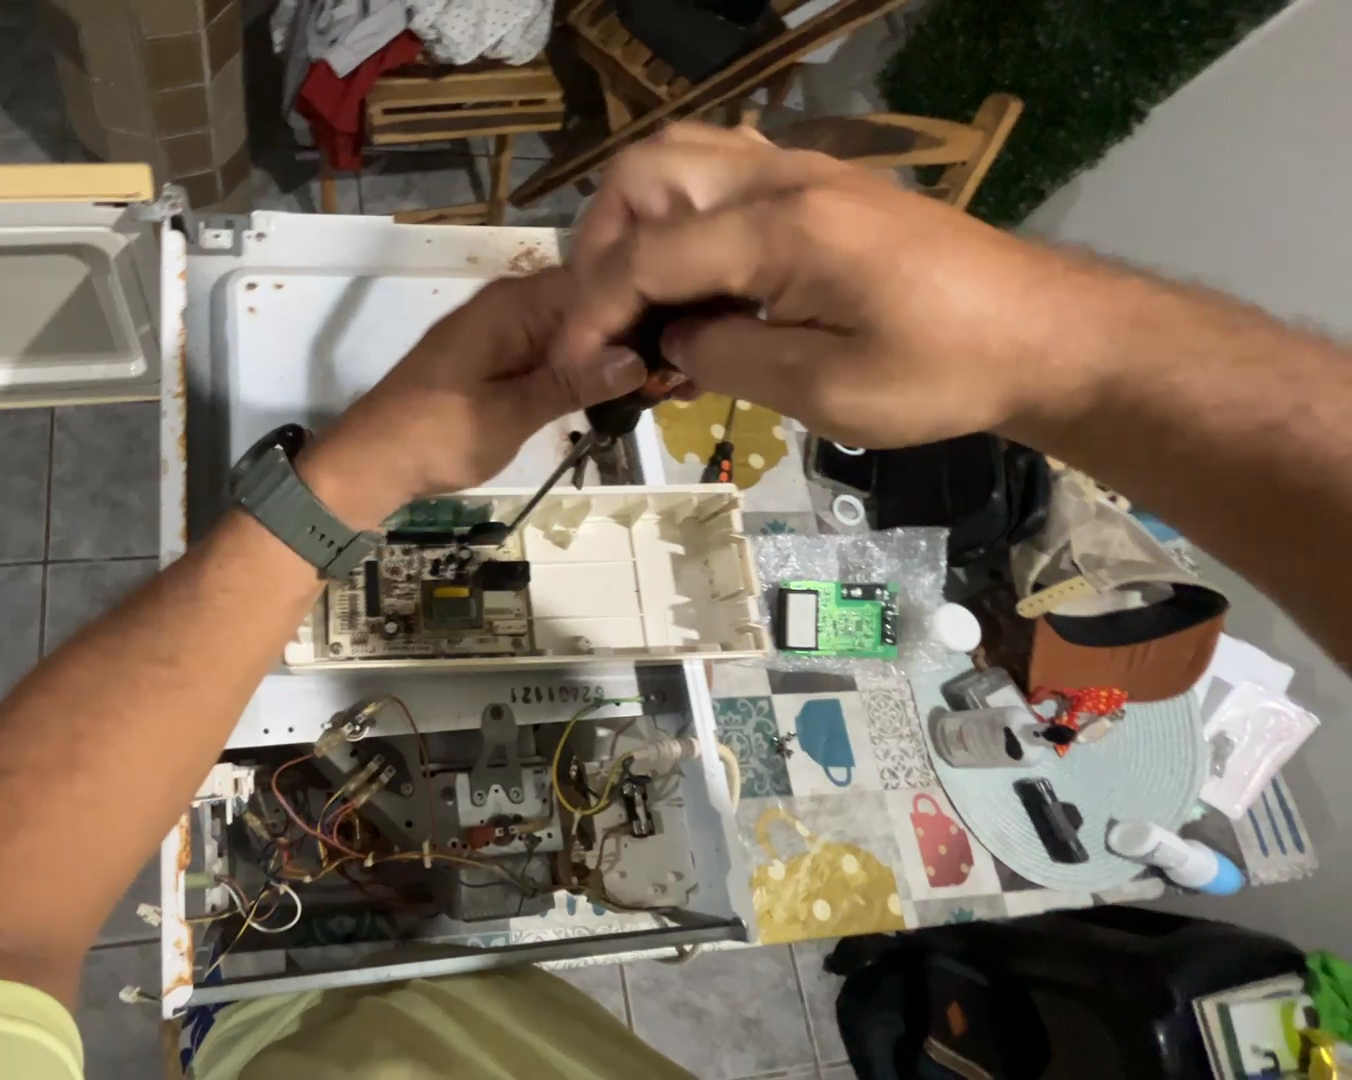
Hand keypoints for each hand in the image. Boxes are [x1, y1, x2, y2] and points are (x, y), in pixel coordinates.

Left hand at [300, 270, 646, 528]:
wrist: (371, 461)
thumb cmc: (437, 434)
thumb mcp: (510, 412)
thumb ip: (572, 383)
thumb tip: (637, 356)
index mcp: (511, 303)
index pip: (593, 281)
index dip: (636, 304)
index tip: (680, 335)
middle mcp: (507, 305)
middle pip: (582, 305)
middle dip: (624, 333)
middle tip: (674, 368)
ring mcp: (498, 332)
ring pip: (565, 332)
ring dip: (601, 356)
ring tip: (655, 381)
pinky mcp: (492, 360)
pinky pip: (543, 354)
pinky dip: (571, 371)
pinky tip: (607, 392)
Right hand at [560, 123, 1123, 447]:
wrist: (1044, 334)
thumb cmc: (940, 372)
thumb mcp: (820, 390)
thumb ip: (721, 358)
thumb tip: (665, 341)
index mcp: (783, 229)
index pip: (645, 257)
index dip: (591, 313)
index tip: (570, 365)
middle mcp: (781, 179)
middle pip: (644, 173)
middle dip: (600, 248)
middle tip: (606, 319)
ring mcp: (799, 173)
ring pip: (675, 161)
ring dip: (633, 227)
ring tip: (637, 300)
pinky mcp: (812, 189)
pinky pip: (714, 179)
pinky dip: (674, 224)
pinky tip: (688, 285)